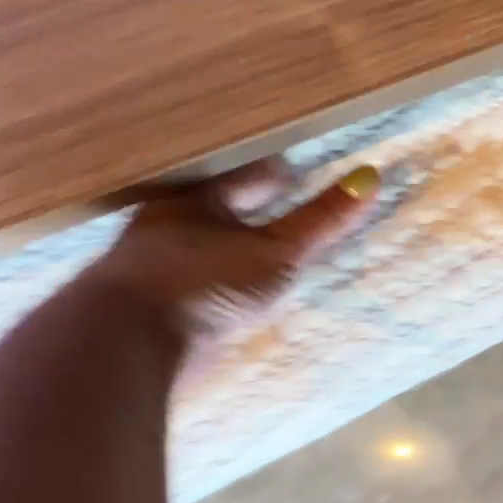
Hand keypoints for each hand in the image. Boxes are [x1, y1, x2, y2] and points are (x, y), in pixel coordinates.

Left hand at [88, 158, 381, 341]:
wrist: (131, 338)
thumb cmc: (203, 278)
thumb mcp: (276, 250)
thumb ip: (323, 218)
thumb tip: (371, 175)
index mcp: (194, 198)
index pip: (246, 171)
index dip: (282, 168)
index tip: (314, 163)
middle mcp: (176, 220)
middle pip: (230, 201)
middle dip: (265, 199)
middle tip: (308, 194)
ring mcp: (169, 257)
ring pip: (222, 236)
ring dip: (253, 235)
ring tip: (291, 236)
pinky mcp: (171, 293)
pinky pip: (216, 269)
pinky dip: (240, 267)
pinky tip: (259, 277)